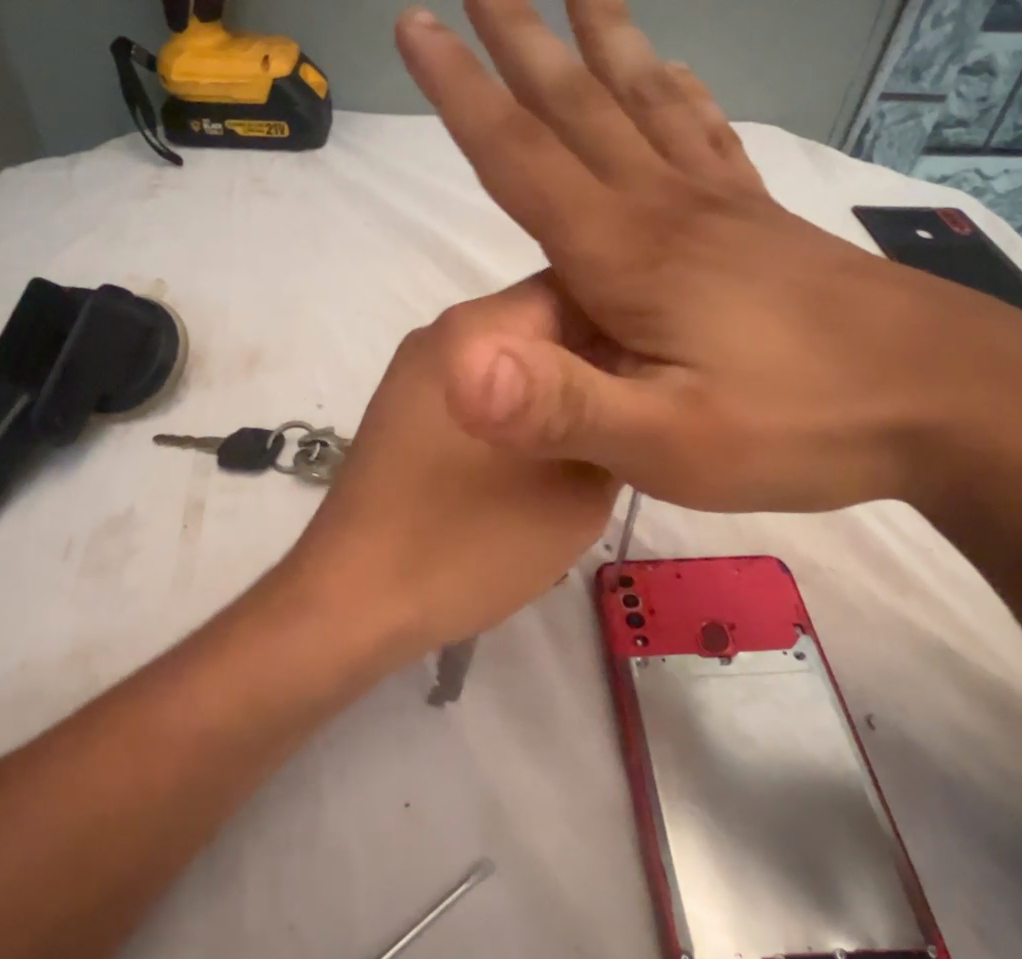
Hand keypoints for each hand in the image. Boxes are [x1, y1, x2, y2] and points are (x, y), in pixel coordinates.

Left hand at [276, 274, 618, 663]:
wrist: (356, 602)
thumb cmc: (472, 544)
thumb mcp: (579, 491)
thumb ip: (613, 427)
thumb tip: (624, 399)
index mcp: (483, 329)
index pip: (585, 292)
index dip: (636, 332)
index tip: (665, 382)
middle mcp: (442, 334)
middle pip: (544, 327)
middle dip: (593, 369)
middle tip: (631, 423)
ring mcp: (412, 376)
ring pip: (510, 365)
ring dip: (552, 398)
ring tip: (585, 452)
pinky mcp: (397, 417)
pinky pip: (476, 395)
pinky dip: (512, 418)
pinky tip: (527, 470)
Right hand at [395, 0, 1021, 514]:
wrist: (949, 400)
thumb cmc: (798, 428)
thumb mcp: (667, 442)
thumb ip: (560, 408)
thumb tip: (457, 370)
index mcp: (627, 255)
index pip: (523, 159)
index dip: (463, 94)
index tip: (417, 24)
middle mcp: (667, 210)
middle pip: (579, 108)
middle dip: (521, 39)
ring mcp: (723, 209)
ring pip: (645, 102)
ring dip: (601, 43)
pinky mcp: (763, 225)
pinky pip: (708, 134)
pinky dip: (679, 90)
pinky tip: (674, 72)